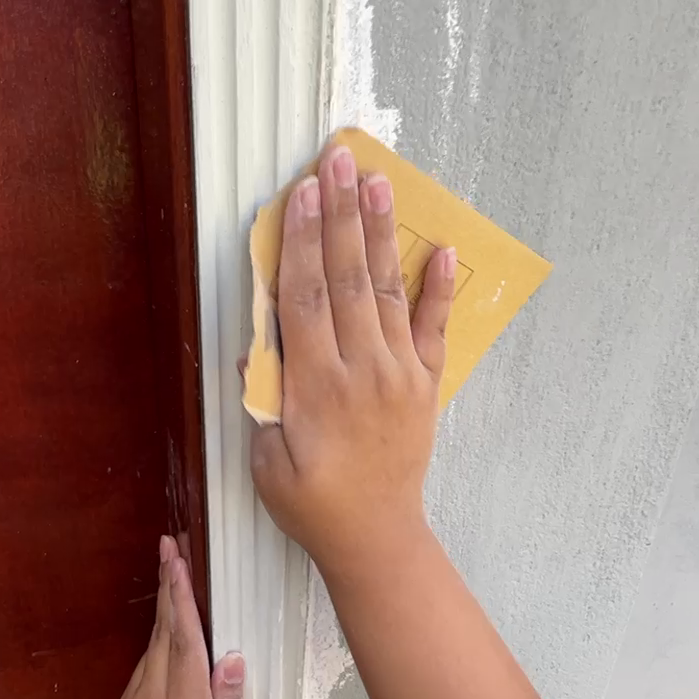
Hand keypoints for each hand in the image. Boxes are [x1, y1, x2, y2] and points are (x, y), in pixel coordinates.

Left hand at [109, 535, 252, 698]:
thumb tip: (230, 657)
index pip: (183, 641)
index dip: (180, 596)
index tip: (176, 559)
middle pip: (162, 634)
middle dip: (167, 586)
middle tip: (169, 545)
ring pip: (151, 649)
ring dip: (164, 612)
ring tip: (175, 575)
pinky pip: (145, 670)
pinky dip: (159, 644)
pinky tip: (171, 631)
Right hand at [250, 144, 455, 574]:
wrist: (376, 537)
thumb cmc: (311, 504)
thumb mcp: (266, 462)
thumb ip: (262, 401)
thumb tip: (257, 348)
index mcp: (316, 387)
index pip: (305, 298)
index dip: (300, 242)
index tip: (301, 193)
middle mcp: (362, 369)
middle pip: (347, 279)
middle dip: (339, 216)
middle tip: (339, 161)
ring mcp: (400, 373)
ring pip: (387, 291)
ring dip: (379, 234)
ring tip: (378, 183)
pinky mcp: (425, 384)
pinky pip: (434, 330)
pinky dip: (439, 289)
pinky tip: (442, 250)